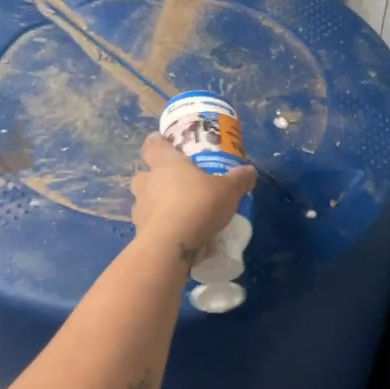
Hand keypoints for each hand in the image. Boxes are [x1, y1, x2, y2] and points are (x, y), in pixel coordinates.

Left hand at [132, 134, 256, 265]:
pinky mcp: (140, 231)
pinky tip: (177, 232)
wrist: (171, 246)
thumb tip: (249, 170)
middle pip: (144, 173)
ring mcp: (140, 208)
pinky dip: (160, 225)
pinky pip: (149, 223)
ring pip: (145, 199)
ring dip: (157, 202)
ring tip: (178, 210)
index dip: (158, 142)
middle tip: (177, 183)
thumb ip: (239, 179)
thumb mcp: (229, 190)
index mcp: (165, 164)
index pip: (153, 145)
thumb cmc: (198, 205)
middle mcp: (147, 182)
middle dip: (156, 176)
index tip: (166, 144)